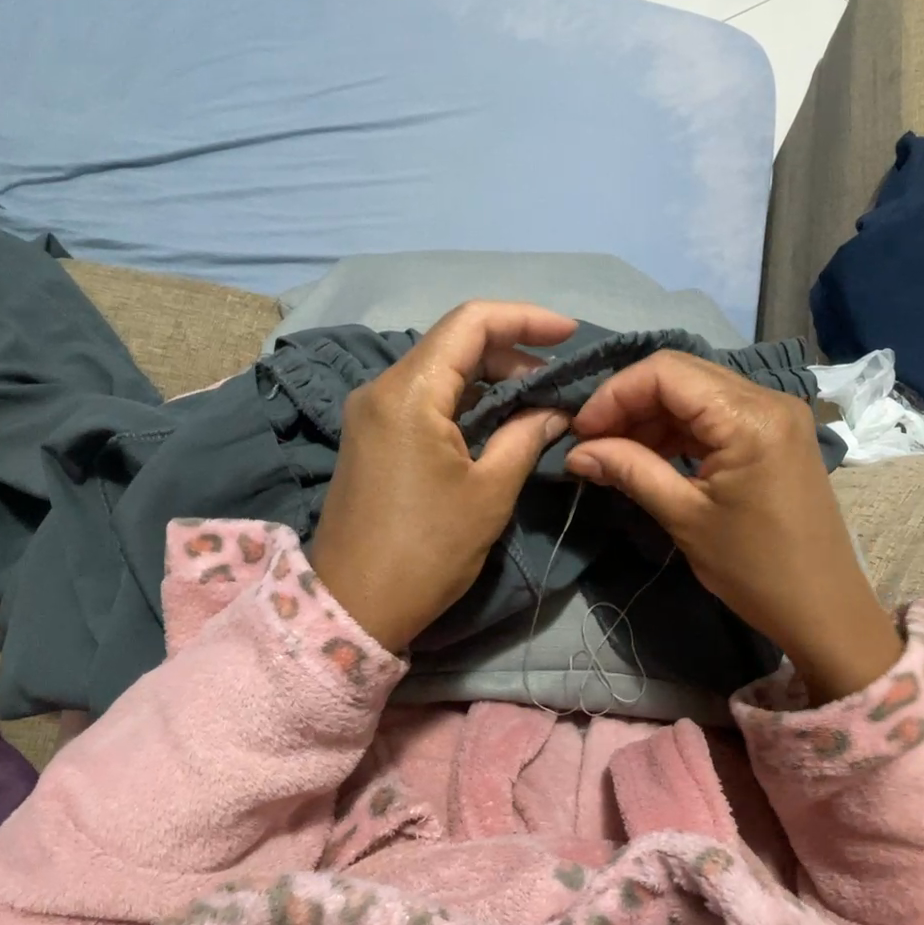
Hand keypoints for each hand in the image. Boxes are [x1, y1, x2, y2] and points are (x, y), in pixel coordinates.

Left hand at [309, 302, 576, 652]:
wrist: (354, 606)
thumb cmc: (427, 550)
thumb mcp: (489, 492)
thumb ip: (526, 436)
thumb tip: (555, 410)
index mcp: (409, 392)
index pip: (471, 323)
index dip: (525, 318)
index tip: (569, 334)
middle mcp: (382, 388)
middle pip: (454, 343)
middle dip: (512, 353)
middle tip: (558, 384)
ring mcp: (372, 412)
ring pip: (439, 370)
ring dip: (490, 378)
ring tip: (538, 401)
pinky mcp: (372, 436)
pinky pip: (424, 398)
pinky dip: (465, 401)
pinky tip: (499, 421)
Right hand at [565, 352, 901, 703]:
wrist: (823, 608)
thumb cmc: (755, 569)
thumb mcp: (685, 517)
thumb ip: (630, 470)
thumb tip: (575, 451)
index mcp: (750, 415)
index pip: (666, 372)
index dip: (614, 394)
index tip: (581, 433)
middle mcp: (768, 398)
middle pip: (681, 375)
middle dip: (629, 403)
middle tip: (592, 442)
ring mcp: (776, 413)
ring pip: (696, 392)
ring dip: (651, 417)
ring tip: (615, 455)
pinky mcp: (775, 433)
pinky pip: (716, 414)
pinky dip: (679, 430)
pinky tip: (650, 456)